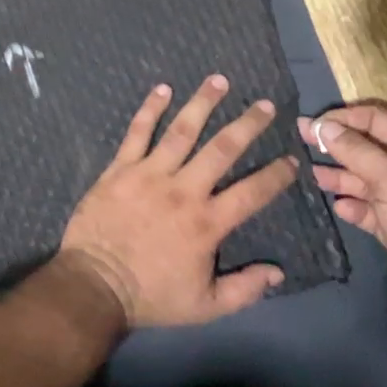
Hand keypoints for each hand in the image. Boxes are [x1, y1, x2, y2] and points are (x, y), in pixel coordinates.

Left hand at [60, 75, 299, 327]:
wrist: (94, 285)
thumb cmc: (151, 296)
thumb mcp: (205, 306)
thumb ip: (245, 289)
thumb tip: (278, 272)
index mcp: (207, 223)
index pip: (252, 192)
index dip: (275, 176)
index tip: (291, 160)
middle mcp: (183, 190)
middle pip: (222, 149)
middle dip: (247, 124)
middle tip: (265, 105)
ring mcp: (150, 175)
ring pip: (181, 131)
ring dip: (202, 103)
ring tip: (219, 81)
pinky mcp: (120, 169)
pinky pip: (137, 132)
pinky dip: (150, 109)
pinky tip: (162, 89)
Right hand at [301, 100, 386, 355]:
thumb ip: (357, 151)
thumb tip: (322, 124)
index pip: (375, 117)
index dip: (341, 117)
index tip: (306, 123)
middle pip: (368, 145)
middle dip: (335, 142)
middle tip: (298, 141)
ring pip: (365, 177)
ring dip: (340, 174)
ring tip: (309, 174)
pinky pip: (370, 208)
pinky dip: (353, 205)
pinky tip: (337, 206)